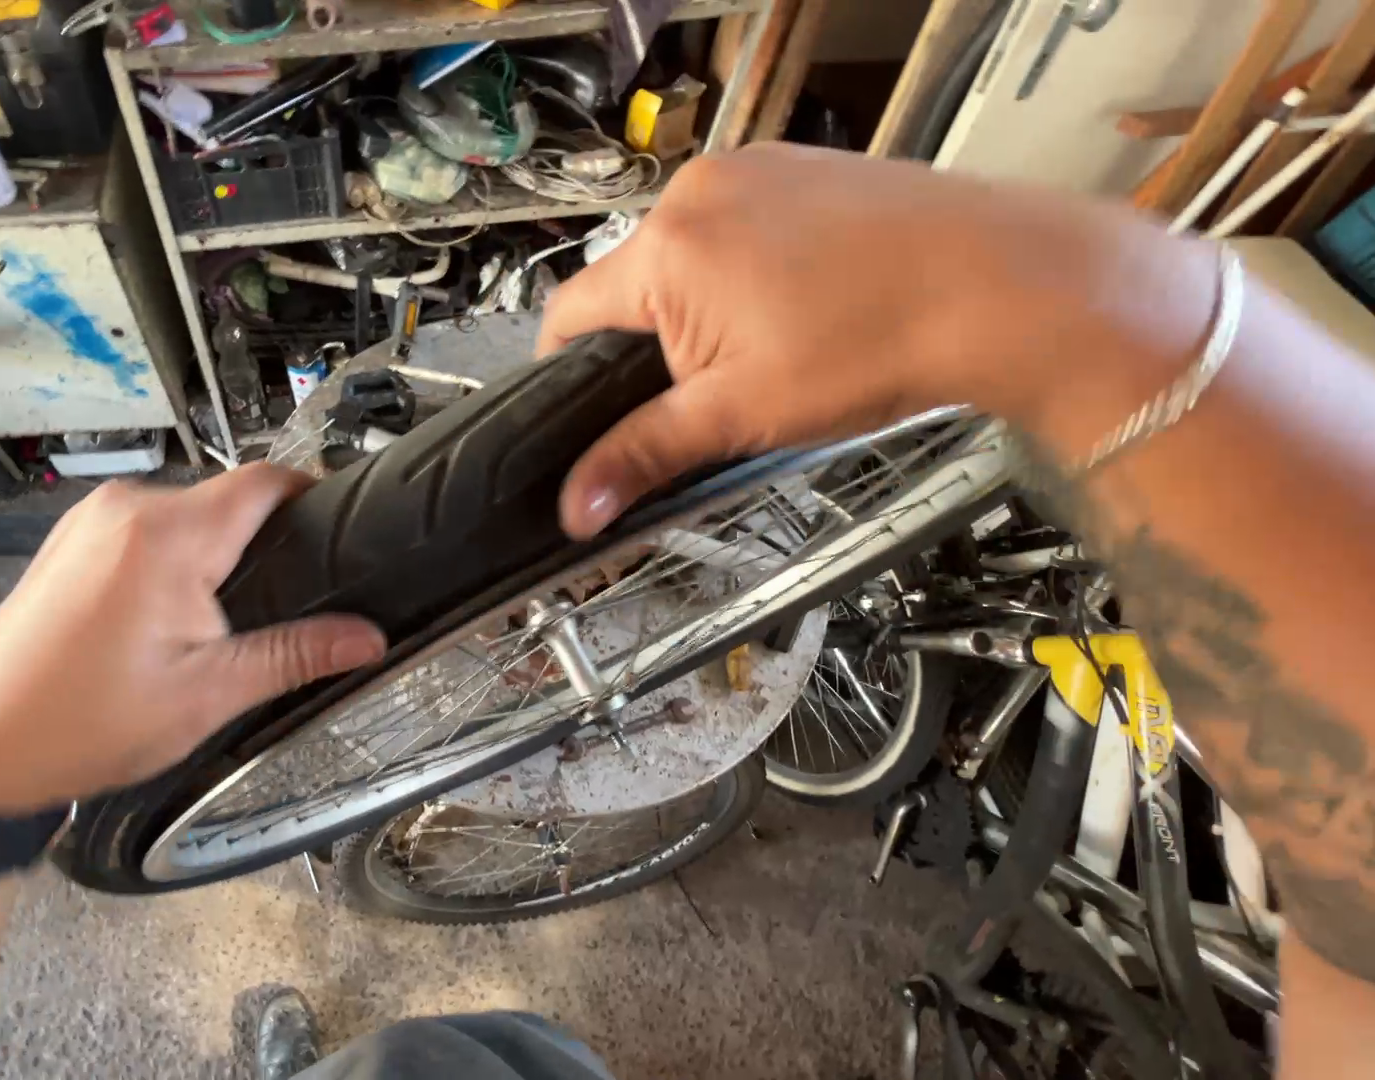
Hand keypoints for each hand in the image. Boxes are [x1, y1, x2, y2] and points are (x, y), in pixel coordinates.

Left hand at [0, 466, 386, 813]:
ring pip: (190, 509)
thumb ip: (295, 654)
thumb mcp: (208, 693)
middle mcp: (129, 506)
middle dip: (265, 536)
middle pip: (229, 496)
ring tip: (229, 610)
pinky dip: (179, 549)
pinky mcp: (74, 532)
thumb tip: (370, 638)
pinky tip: (175, 606)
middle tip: (286, 597)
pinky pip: (151, 522)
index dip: (311, 496)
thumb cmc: (91, 723)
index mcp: (168, 535)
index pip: (265, 480)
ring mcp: (94, 514)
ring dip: (219, 546)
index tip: (339, 531)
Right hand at [540, 144, 1218, 537]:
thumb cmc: (881, 342)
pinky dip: (730, 269)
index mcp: (667, 249)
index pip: (566, 316)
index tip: (596, 406)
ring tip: (750, 347)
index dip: (568, 371)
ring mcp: (746, 169)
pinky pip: (723, 225)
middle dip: (644, 344)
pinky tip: (779, 304)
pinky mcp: (788, 166)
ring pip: (673, 257)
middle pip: (623, 287)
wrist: (1012, 288)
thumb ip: (643, 454)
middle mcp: (695, 191)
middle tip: (699, 387)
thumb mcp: (739, 414)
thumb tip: (577, 505)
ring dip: (688, 305)